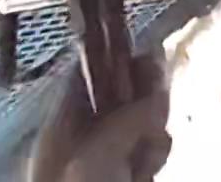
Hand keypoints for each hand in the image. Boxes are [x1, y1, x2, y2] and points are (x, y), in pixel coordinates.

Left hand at [30, 56, 169, 181]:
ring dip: (154, 121)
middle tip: (158, 95)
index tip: (144, 52)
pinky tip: (152, 166)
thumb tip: (158, 96)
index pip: (86, 70)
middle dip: (143, 88)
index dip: (115, 55)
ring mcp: (107, 158)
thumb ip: (129, 117)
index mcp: (61, 125)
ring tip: (150, 146)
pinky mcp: (131, 176)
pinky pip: (151, 145)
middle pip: (119, 88)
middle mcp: (82, 136)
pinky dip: (157, 148)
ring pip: (141, 115)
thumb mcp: (97, 156)